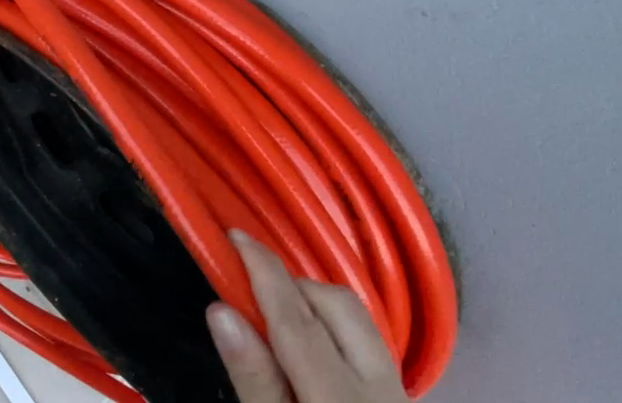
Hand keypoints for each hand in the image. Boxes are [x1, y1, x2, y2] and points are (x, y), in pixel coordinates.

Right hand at [207, 231, 410, 402]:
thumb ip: (256, 382)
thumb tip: (221, 310)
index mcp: (343, 401)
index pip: (297, 318)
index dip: (264, 270)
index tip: (233, 234)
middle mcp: (382, 393)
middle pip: (339, 308)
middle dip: (292, 285)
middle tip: (247, 291)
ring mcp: (399, 402)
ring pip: (360, 325)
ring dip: (314, 307)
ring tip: (273, 321)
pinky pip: (368, 350)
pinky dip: (332, 333)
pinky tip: (307, 357)